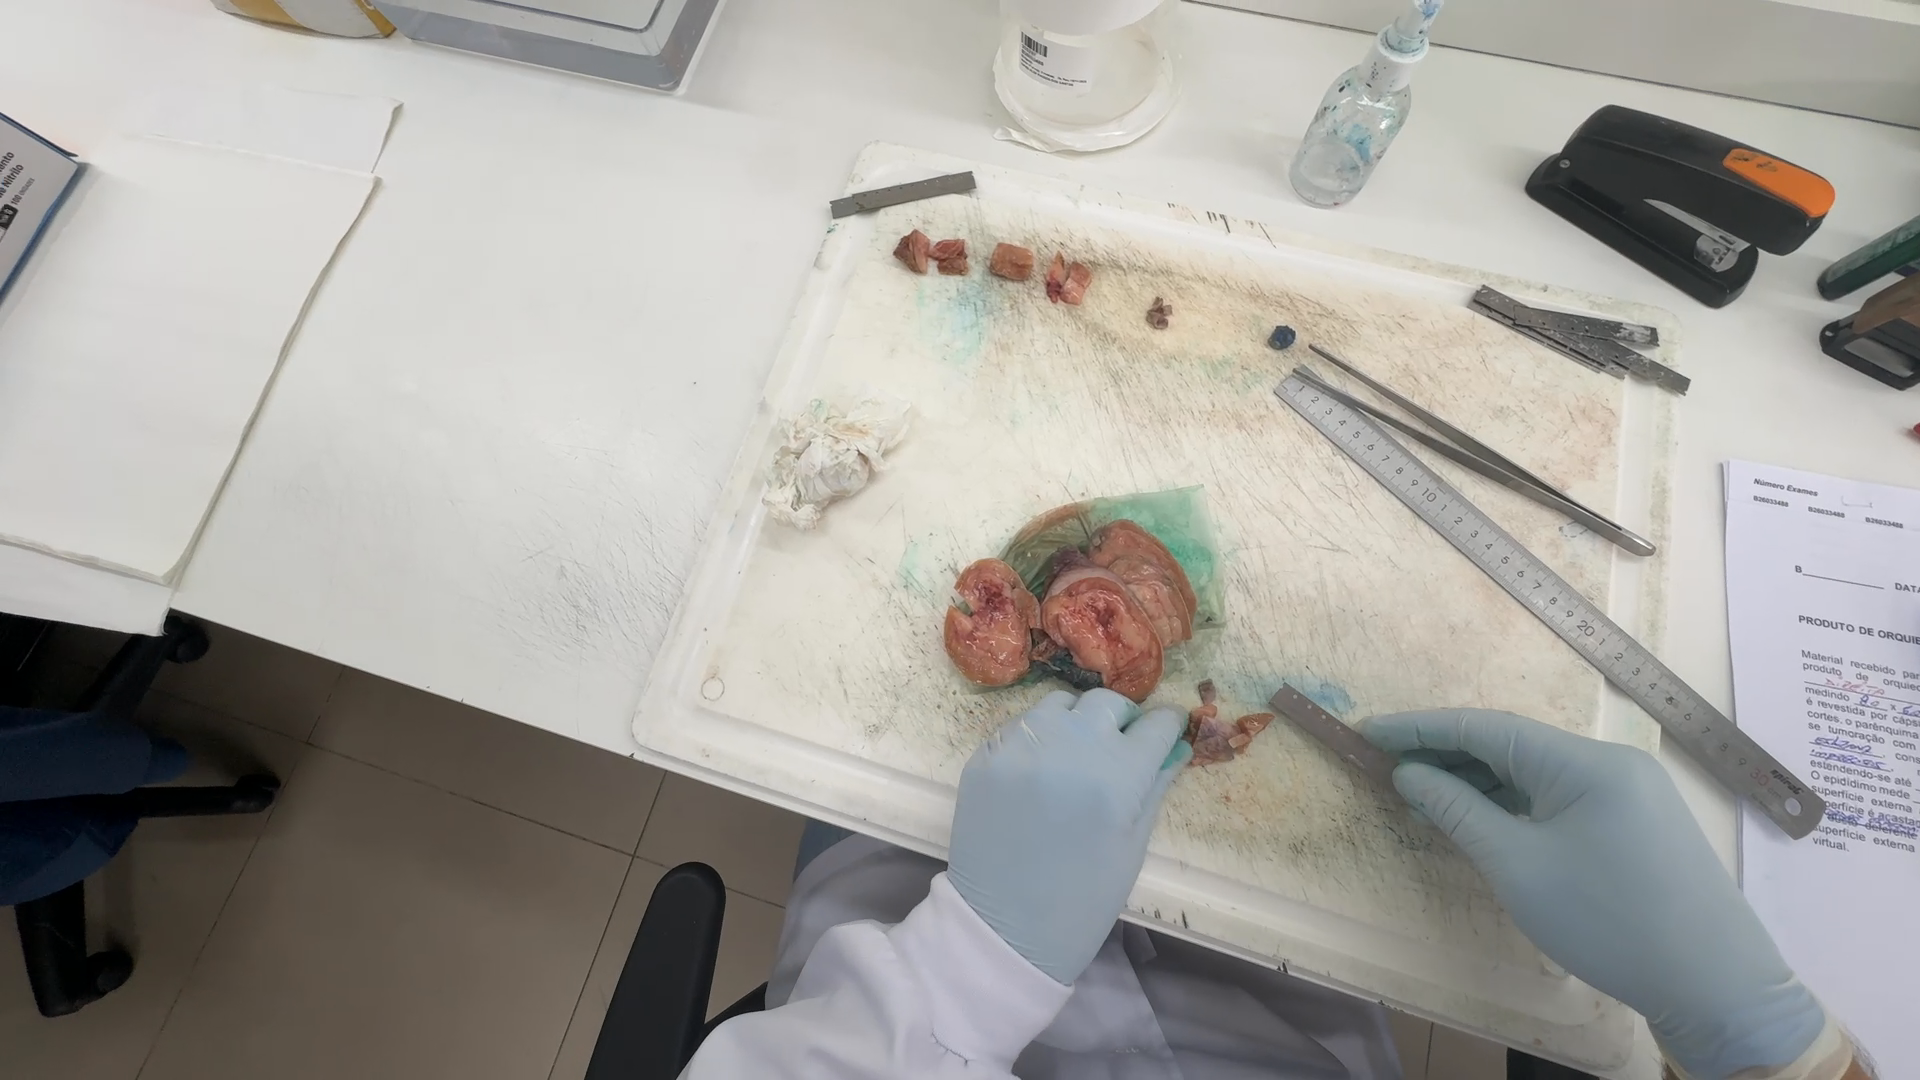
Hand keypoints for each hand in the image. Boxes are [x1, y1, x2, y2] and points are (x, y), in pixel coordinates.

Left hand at [947, 688, 1189, 984]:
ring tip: (1079, 751)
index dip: (1167, 724)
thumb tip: (1175, 744)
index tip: (1168, 727)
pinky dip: (1040, 735)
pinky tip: (1043, 766)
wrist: (1003, 926)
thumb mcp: (1132, 846)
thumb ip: (1155, 786)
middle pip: (1106, 704)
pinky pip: (1021, 724)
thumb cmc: (1083, 898)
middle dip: (1123, 718)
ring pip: (1060, 703)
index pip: (1154, 724)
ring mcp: (1022, 746)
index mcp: (1117, 776)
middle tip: (1123, 743)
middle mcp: (1069, 747)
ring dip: (1078, 719)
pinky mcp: (987, 753)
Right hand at [1360, 709, 1825, 1079]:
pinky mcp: (1628, 816)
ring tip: (1420, 792)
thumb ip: (1453, 807)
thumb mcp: (1514, 863)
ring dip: (1471, 776)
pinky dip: (1505, 796)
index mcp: (1583, 762)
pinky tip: (1473, 812)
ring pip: (1527, 766)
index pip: (1481, 727)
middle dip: (1441, 750)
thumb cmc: (1608, 921)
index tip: (1366, 730)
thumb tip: (1406, 773)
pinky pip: (1550, 790)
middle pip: (1505, 741)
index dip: (1417, 727)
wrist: (1722, 995)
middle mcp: (1606, 761)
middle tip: (1385, 761)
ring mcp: (1623, 788)